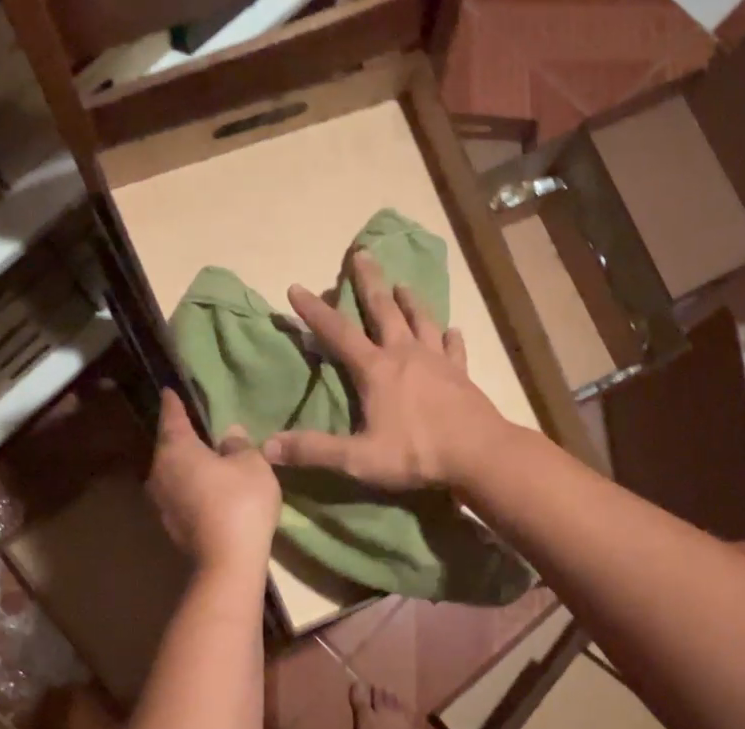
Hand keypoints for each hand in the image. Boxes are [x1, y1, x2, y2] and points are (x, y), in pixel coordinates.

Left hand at [147, 389, 281, 570]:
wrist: (227, 560)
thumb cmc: (240, 502)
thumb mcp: (251, 465)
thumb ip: (239, 445)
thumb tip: (229, 434)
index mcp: (176, 449)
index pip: (172, 417)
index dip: (174, 403)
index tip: (170, 391)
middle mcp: (160, 472)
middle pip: (169, 447)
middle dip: (182, 438)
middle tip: (196, 427)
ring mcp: (162, 502)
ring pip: (173, 474)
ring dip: (187, 467)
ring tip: (205, 459)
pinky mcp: (171, 526)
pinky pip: (180, 496)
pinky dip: (191, 488)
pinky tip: (208, 490)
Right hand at [263, 251, 511, 490]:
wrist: (478, 454)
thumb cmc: (416, 454)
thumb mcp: (358, 459)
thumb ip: (313, 450)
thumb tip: (266, 447)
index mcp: (376, 370)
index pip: (338, 333)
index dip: (314, 311)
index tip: (295, 287)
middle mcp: (406, 355)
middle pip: (384, 310)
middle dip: (369, 282)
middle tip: (362, 253)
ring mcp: (438, 362)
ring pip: (421, 320)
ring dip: (410, 301)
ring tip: (403, 285)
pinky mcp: (462, 375)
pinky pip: (454, 349)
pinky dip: (450, 338)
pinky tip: (452, 331)